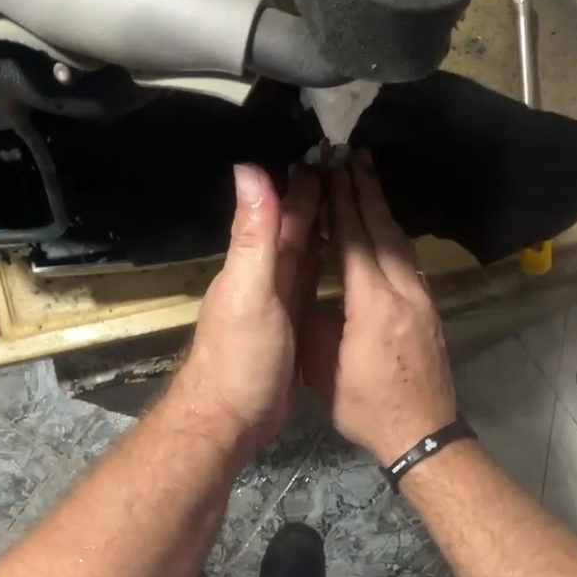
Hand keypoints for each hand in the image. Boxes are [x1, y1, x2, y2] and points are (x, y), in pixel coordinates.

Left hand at [164, 163, 321, 455]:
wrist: (232, 421)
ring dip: (318, 232)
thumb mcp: (250, 293)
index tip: (321, 155)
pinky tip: (334, 263)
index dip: (297, 187)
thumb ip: (254, 236)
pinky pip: (308, 290)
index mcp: (252, 267)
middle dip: (312, 203)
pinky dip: (320, 270)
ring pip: (300, 259)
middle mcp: (262, 281)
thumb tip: (249, 168)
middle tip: (341, 171)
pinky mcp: (290, 333)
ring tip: (343, 205)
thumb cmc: (240, 359)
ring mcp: (276, 308)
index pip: (277, 217)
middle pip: (290, 234)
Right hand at [301, 152, 457, 465]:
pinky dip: (393, 236)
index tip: (327, 168)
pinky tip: (385, 229)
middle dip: (364, 190)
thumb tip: (312, 286)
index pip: (354, 239)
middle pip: (383, 230)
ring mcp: (423, 301)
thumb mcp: (323, 368)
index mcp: (372, 304)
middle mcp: (404, 293)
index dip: (340, 201)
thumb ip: (318, 320)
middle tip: (350, 155)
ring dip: (382, 209)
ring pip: (401, 243)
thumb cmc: (366, 408)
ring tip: (367, 178)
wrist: (423, 433)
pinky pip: (410, 261)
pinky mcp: (431, 311)